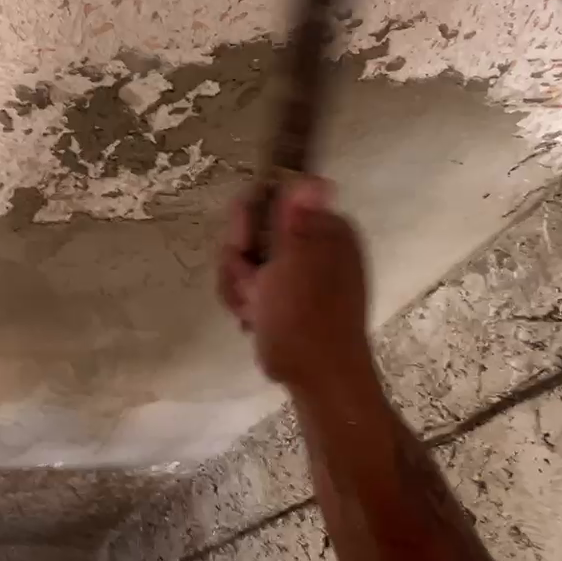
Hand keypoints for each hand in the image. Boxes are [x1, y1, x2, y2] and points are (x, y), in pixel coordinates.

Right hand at [219, 177, 375, 398]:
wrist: (318, 383)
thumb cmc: (305, 322)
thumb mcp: (295, 266)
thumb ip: (294, 222)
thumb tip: (315, 178)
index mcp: (324, 230)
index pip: (267, 198)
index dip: (245, 222)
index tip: (242, 246)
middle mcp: (313, 243)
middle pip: (249, 229)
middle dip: (237, 261)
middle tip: (250, 286)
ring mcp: (299, 270)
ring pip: (242, 258)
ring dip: (237, 285)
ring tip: (252, 310)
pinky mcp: (286, 294)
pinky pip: (248, 281)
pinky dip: (244, 300)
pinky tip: (252, 320)